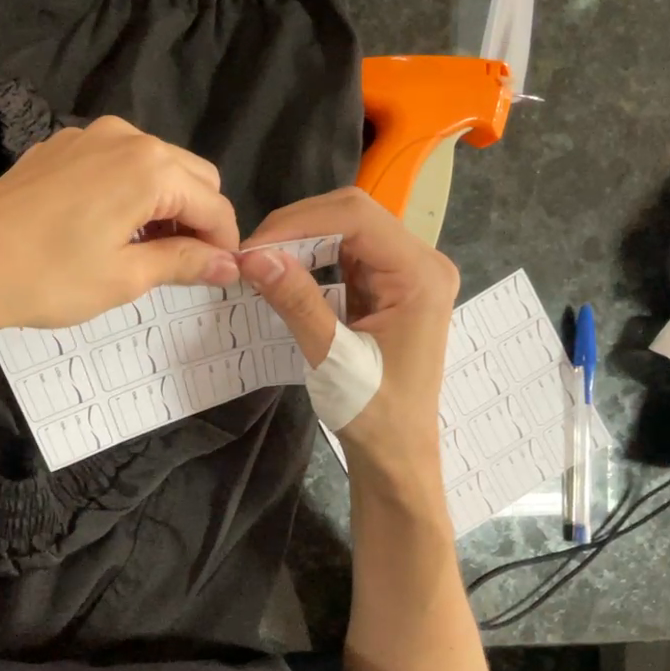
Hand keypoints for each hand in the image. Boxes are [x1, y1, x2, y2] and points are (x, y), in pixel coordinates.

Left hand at [0, 117, 240, 358]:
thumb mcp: (122, 279)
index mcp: (149, 167)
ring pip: (152, 166)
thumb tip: (228, 264)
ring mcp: (86, 136)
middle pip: (189, 174)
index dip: (224, 242)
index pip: (213, 202)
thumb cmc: (45, 280)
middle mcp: (124, 136)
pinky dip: (127, 193)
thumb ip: (182, 262)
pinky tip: (109, 230)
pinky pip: (114, 164)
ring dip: (163, 205)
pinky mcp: (57, 148)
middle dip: (197, 219)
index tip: (224, 275)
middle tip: (185, 268)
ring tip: (147, 253)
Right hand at [235, 188, 458, 464]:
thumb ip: (296, 301)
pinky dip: (312, 263)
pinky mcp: (389, 291)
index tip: (250, 249)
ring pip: (348, 234)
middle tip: (249, 257)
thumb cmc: (372, 412)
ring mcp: (406, 276)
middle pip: (353, 217)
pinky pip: (347, 259)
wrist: (396, 453)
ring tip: (259, 265)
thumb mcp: (331, 357)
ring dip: (301, 243)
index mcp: (419, 274)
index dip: (297, 223)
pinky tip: (283, 277)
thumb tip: (254, 257)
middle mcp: (420, 264)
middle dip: (296, 228)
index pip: (356, 217)